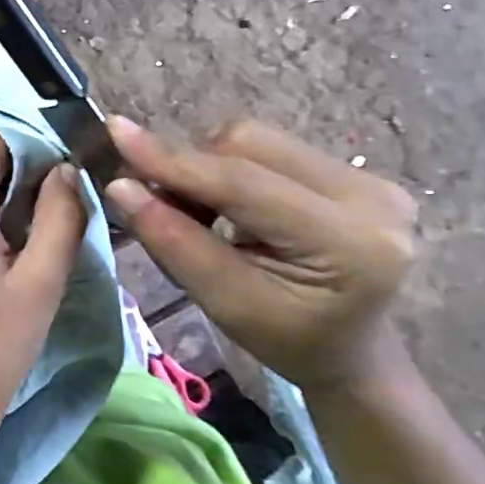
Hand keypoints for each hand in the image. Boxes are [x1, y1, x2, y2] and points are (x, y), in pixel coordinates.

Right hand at [102, 116, 416, 392]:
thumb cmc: (287, 341)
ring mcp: (368, 176)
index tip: (114, 133)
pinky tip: (230, 207)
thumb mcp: (226, 304)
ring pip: (257, 140)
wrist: (350, 349)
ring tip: (200, 214)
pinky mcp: (356, 170)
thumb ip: (175, 243)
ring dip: (208, 167)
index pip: (243, 183)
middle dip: (191, 167)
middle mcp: (370, 193)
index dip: (173, 160)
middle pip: (250, 145)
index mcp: (348, 240)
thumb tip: (121, 186)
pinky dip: (231, 169)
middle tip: (158, 204)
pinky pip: (272, 148)